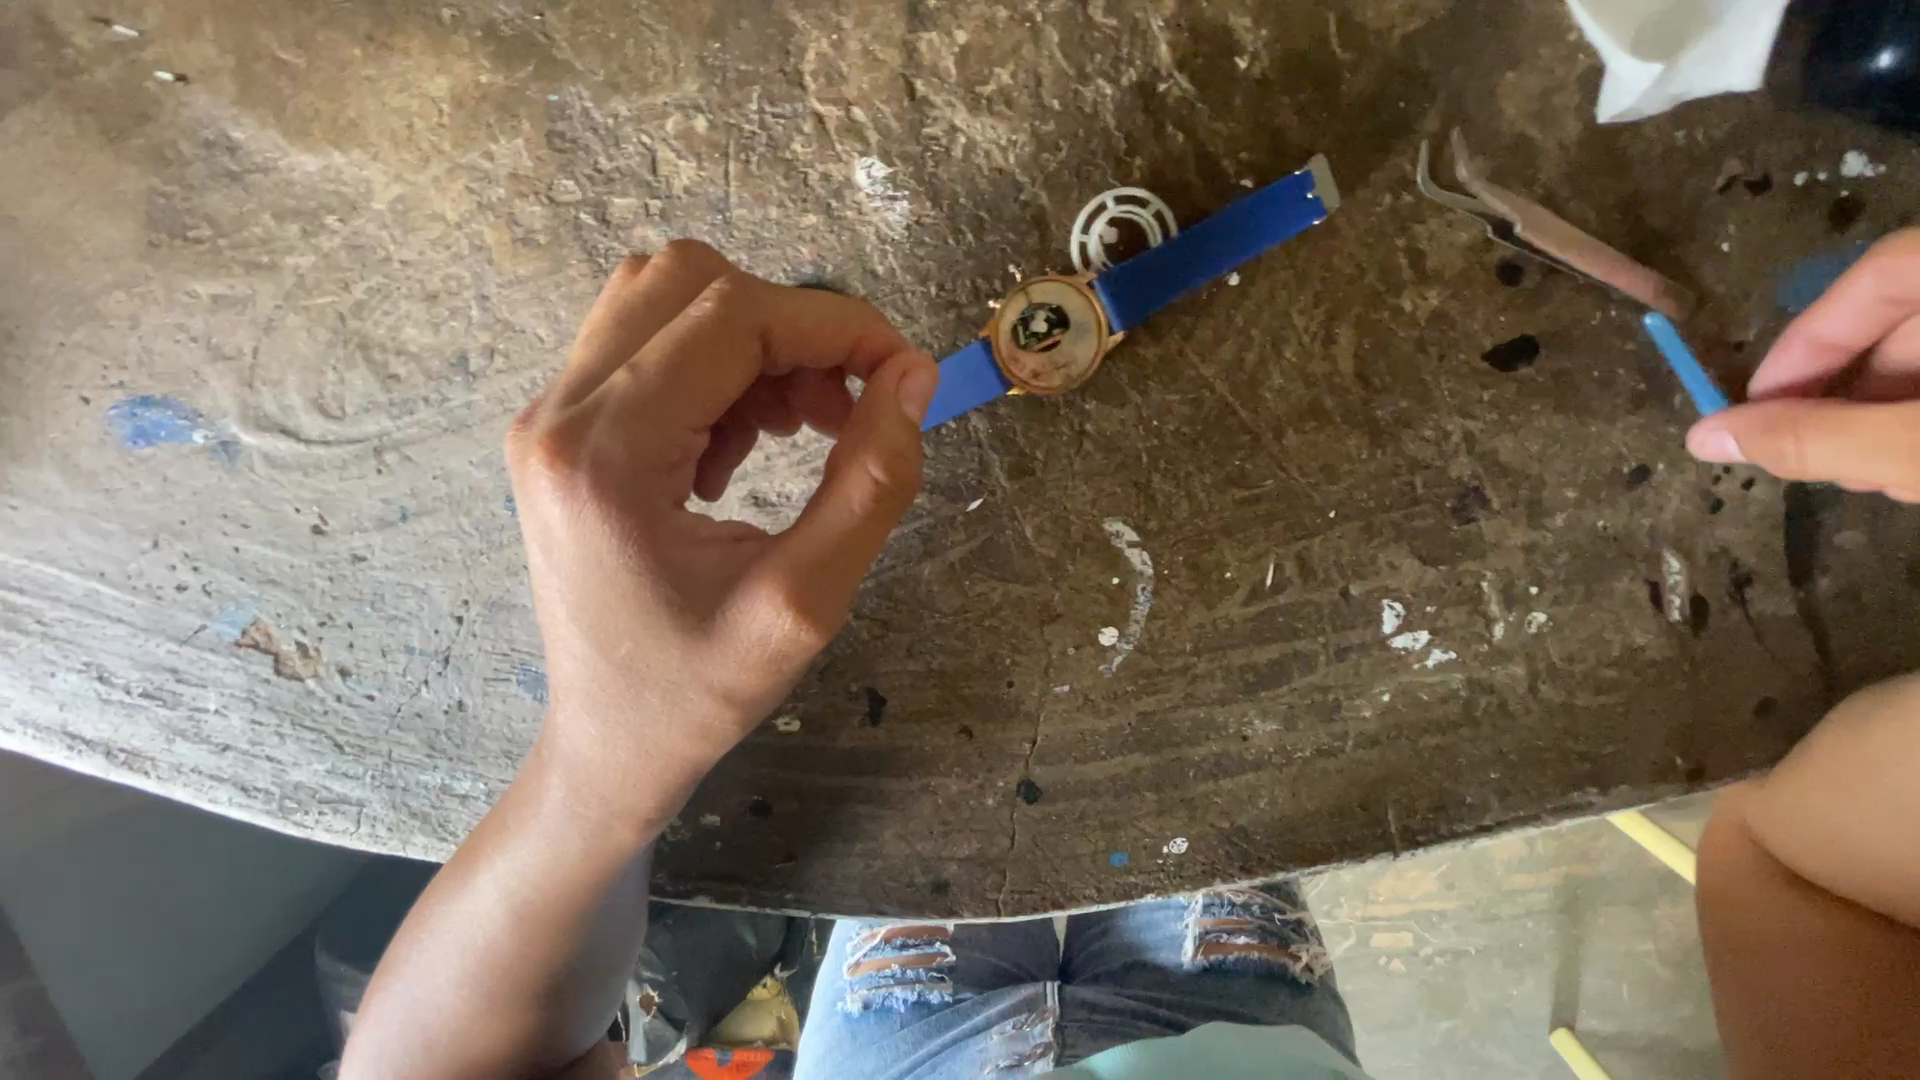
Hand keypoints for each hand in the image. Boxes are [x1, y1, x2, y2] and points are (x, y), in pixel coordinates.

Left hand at [506, 241, 937, 816]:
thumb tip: (912, 376)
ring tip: (796, 431)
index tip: (900, 372)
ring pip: (667, 302)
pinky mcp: (565, 433)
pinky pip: (650, 348)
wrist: (609, 745)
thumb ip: (872, 484)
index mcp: (607, 456)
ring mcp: (552, 419)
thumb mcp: (808, 602)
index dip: (835, 325)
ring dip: (756, 347)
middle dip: (793, 329)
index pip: (732, 316)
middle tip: (843, 408)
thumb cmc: (701, 692)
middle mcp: (560, 415)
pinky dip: (721, 374)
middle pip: (690, 282)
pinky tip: (741, 452)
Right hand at [1685, 229, 1919, 500]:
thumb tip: (1701, 439)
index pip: (1886, 272)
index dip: (1814, 341)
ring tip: (1882, 476)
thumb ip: (1815, 438)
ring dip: (1891, 414)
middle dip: (1850, 394)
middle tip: (1822, 461)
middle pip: (1913, 319)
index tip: (1766, 411)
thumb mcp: (1919, 444)